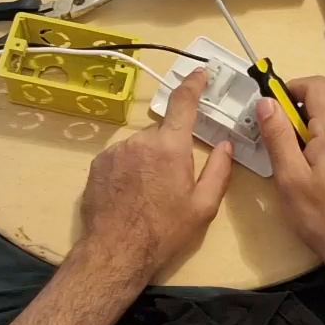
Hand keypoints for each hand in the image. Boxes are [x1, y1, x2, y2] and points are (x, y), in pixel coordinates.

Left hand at [76, 68, 233, 280]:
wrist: (116, 251)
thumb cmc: (164, 232)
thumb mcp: (203, 207)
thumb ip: (219, 171)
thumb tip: (226, 146)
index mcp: (170, 147)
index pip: (184, 103)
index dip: (194, 84)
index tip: (200, 73)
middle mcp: (141, 140)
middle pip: (161, 133)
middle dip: (170, 150)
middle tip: (172, 183)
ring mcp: (115, 151)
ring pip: (140, 146)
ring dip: (147, 161)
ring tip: (148, 195)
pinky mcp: (98, 164)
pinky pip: (120, 158)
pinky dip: (128, 170)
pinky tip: (130, 196)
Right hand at [257, 77, 324, 266]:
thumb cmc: (320, 216)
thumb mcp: (290, 176)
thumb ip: (278, 136)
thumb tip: (266, 102)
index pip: (316, 86)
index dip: (290, 88)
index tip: (272, 106)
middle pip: (324, 104)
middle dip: (297, 115)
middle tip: (278, 141)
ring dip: (310, 132)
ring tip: (294, 162)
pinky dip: (324, 144)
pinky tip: (314, 172)